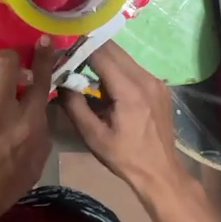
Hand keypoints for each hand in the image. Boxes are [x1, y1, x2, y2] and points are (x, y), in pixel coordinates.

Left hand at [0, 27, 55, 221]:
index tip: (43, 41)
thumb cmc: (2, 188)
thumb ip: (40, 130)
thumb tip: (39, 103)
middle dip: (9, 57)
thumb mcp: (35, 163)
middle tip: (6, 65)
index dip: (44, 57)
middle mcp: (2, 109)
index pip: (41, 80)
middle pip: (7, 62)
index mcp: (29, 125)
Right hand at [61, 43, 192, 206]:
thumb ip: (74, 105)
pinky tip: (103, 81)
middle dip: (89, 48)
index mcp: (130, 92)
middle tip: (68, 55)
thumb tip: (59, 80)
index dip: (79, 48)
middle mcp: (146, 80)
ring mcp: (156, 82)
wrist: (161, 173)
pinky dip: (115, 68)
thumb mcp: (92, 135)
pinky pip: (133, 67)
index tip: (61, 49)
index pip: (101, 54)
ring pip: (123, 56)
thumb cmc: (125, 157)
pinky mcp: (159, 87)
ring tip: (82, 67)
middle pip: (113, 49)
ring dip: (102, 57)